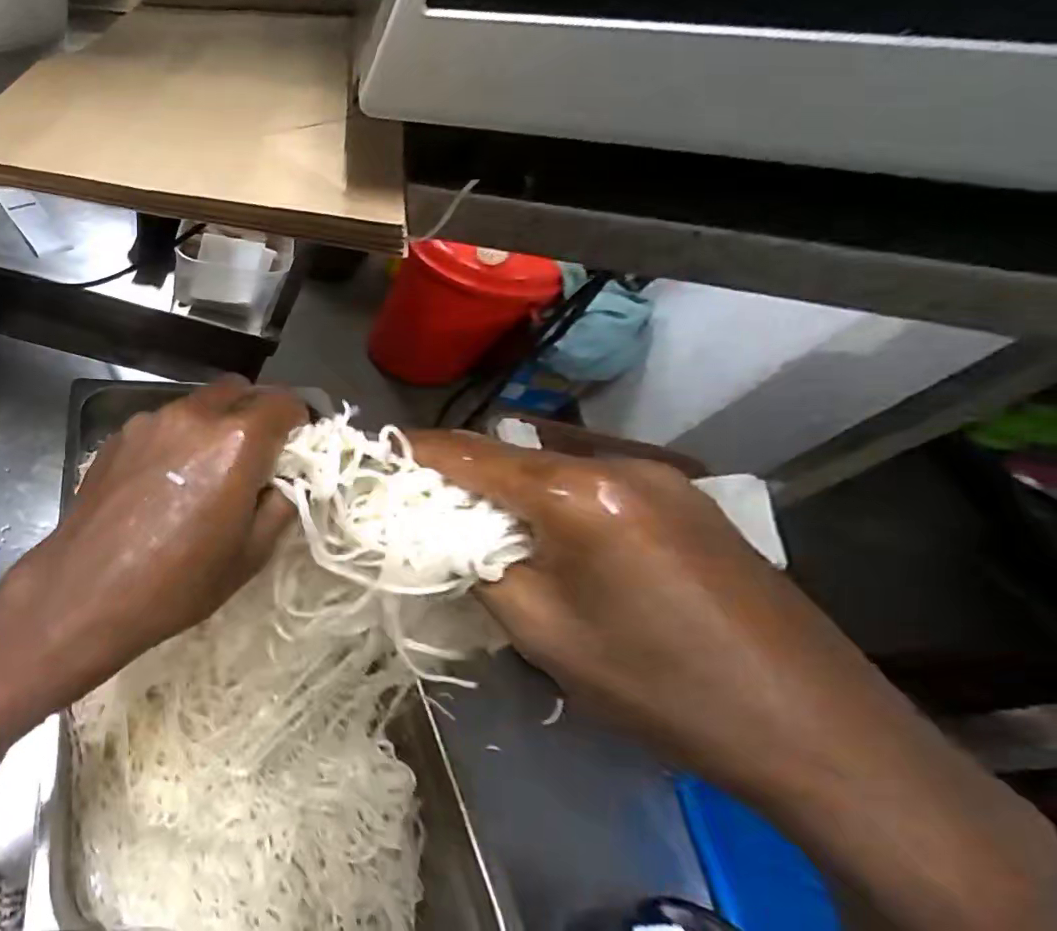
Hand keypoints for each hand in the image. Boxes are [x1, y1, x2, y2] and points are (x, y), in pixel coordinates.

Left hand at [42, 376, 306, 661]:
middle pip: (236, 390)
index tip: (291, 451)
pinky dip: (175, 439)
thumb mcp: (249, 555)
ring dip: (212, 425)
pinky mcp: (117, 436)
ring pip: (195, 405)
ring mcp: (148, 421)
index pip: (283, 402)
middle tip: (252, 459)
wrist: (87, 588)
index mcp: (235, 440)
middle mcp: (191, 416)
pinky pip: (161, 423)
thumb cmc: (178, 581)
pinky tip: (161, 482)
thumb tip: (283, 480)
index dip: (296, 423)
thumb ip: (280, 504)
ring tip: (201, 473)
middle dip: (254, 414)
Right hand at [406, 430, 1056, 930]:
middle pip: (505, 452)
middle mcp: (616, 465)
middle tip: (406, 491)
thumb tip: (447, 535)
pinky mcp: (684, 500)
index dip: (409, 451)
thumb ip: (478, 565)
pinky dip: (544, 494)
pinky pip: (588, 481)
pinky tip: (536, 528)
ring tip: (464, 513)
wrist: (816, 732)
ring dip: (499, 482)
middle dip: (449, 468)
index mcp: (576, 494)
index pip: (466, 454)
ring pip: (546, 464)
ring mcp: (659, 477)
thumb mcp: (541, 630)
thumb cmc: (657, 684)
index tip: (366, 454)